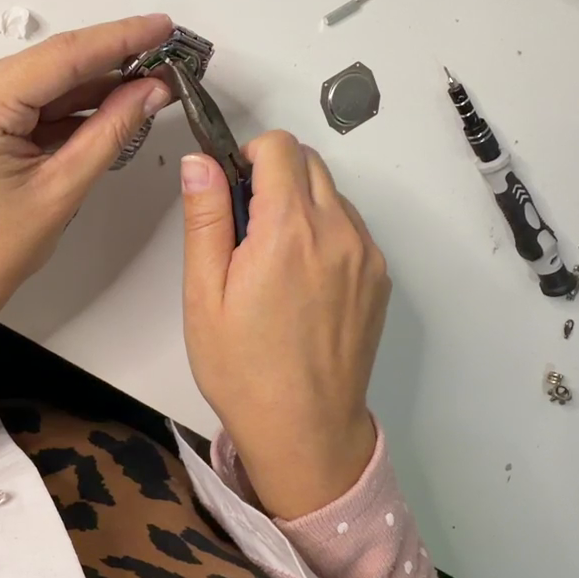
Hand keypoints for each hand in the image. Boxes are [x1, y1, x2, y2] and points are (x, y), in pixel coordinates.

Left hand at [0, 14, 176, 340]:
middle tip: (164, 57)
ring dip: (89, 85)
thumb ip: (111, 130)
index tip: (163, 27)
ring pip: (38, 82)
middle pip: (48, 65)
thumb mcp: (63, 189)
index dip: (118, 39)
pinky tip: (107, 103)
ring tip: (146, 82)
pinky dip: (63, 106)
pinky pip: (23, 100)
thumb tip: (153, 88)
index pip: (59, 58)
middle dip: (108, 63)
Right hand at [180, 132, 390, 519]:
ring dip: (300, 204)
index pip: (279, 147)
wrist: (305, 429)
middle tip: (243, 228)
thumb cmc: (243, 370)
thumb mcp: (203, 295)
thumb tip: (199, 162)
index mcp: (288, 230)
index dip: (247, 155)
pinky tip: (301, 282)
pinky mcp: (378, 279)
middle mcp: (338, 232)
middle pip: (310, 163)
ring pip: (333, 195)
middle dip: (274, 176)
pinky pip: (351, 229)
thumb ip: (205, 219)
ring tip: (272, 262)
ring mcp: (366, 256)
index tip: (230, 189)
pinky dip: (325, 233)